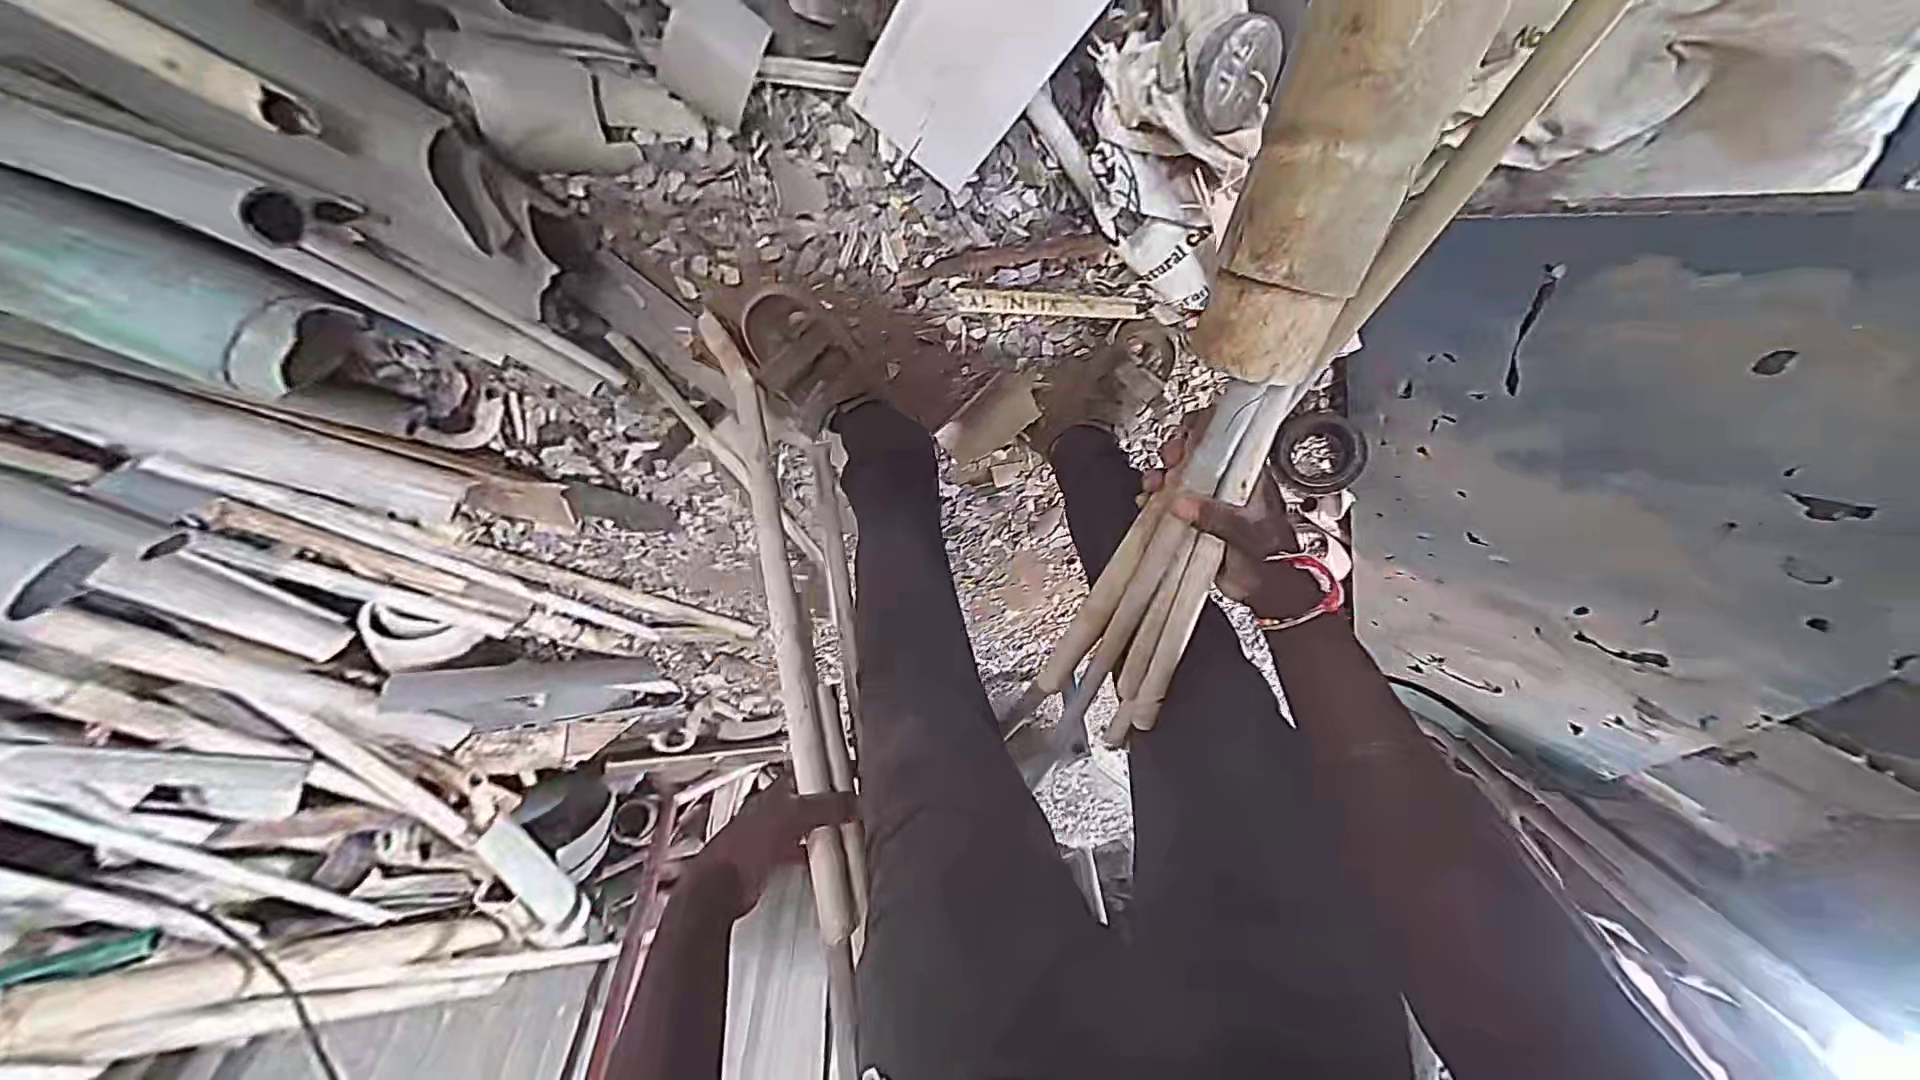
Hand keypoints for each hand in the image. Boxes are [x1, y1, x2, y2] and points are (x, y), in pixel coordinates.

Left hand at [685, 780, 855, 917]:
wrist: (719, 889)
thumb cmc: (741, 849)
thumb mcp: (794, 818)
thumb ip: (824, 808)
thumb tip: (848, 803)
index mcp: (770, 795)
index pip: (800, 777)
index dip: (821, 777)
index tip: (841, 783)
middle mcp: (766, 815)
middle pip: (801, 803)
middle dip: (823, 806)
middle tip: (843, 810)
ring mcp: (765, 840)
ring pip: (799, 829)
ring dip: (817, 832)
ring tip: (835, 835)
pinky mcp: (767, 865)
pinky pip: (795, 854)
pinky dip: (809, 856)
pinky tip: (817, 862)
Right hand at [1142, 410, 1321, 617]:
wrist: (1264, 588)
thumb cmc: (1269, 556)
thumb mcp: (1244, 530)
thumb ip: (1214, 515)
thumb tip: (1181, 503)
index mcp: (1245, 477)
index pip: (1224, 439)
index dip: (1203, 431)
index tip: (1186, 433)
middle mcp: (1223, 485)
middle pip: (1194, 456)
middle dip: (1175, 453)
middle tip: (1169, 458)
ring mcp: (1206, 502)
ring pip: (1177, 479)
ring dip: (1160, 477)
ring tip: (1152, 482)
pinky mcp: (1192, 521)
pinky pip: (1168, 505)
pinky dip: (1154, 501)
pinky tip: (1146, 502)